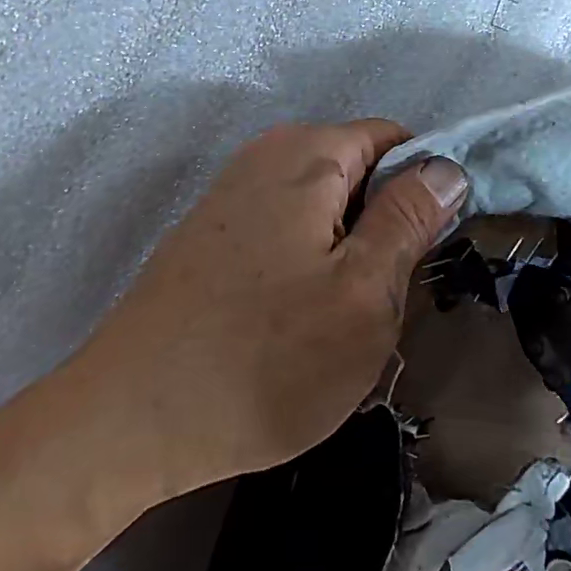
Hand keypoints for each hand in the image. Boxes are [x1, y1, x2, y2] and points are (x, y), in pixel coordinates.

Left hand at [0, 121, 465, 570]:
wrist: (122, 428)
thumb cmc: (263, 359)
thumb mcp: (364, 292)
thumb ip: (411, 217)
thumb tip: (448, 167)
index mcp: (309, 153)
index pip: (400, 142)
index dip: (429, 189)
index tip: (432, 253)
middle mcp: (267, 157)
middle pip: (363, 177)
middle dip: (388, 231)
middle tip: (388, 302)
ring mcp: (233, 198)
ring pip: (330, 213)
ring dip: (352, 261)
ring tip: (345, 324)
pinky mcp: (213, 239)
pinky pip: (291, 237)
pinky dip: (312, 273)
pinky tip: (298, 329)